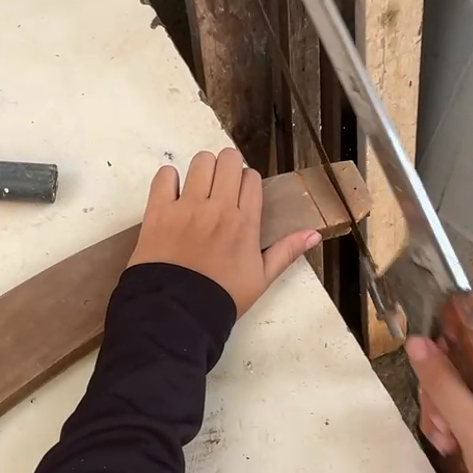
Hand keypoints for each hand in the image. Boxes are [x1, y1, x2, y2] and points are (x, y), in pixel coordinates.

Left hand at [128, 148, 319, 315]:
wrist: (179, 312)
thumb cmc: (222, 296)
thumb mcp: (262, 278)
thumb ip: (287, 251)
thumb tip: (314, 234)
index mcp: (245, 222)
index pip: (251, 178)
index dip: (247, 182)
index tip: (241, 194)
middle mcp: (218, 208)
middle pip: (228, 161)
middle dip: (227, 167)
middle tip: (220, 184)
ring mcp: (187, 207)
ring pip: (200, 162)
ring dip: (202, 169)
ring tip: (198, 187)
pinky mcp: (159, 211)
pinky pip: (165, 176)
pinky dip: (169, 178)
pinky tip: (173, 193)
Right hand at [405, 336, 472, 472]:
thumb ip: (444, 384)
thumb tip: (415, 341)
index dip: (447, 347)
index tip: (429, 374)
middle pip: (463, 363)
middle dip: (440, 390)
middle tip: (439, 421)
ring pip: (458, 387)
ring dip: (441, 411)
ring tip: (443, 439)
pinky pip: (465, 408)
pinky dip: (450, 423)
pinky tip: (448, 444)